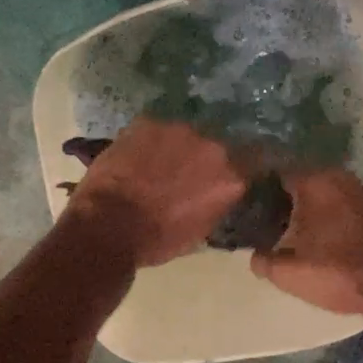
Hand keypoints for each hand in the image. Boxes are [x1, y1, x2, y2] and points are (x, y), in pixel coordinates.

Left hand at [65, 119, 246, 266]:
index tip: (233, 171)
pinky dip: (148, 140)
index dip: (243, 164)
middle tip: (185, 172)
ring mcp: (179, 129)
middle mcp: (213, 146)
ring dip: (175, 146)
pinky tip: (135, 156)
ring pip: (184, 134)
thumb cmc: (157, 240)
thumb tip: (217, 193)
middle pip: (216, 145)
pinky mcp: (148, 121)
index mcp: (232, 177)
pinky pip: (155, 129)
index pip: (254, 161)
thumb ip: (216, 203)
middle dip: (204, 156)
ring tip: (156, 163)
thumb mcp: (200, 230)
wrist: (109, 226)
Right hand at [250, 168, 362, 317]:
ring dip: (297, 206)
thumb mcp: (286, 273)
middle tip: (255, 218)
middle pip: (294, 179)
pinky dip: (317, 212)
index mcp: (313, 180)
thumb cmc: (337, 273)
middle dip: (275, 197)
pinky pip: (331, 201)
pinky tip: (306, 233)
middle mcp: (336, 175)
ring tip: (278, 228)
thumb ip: (261, 259)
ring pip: (314, 191)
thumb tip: (255, 254)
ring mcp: (356, 190)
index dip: (252, 188)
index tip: (238, 204)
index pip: (272, 172)